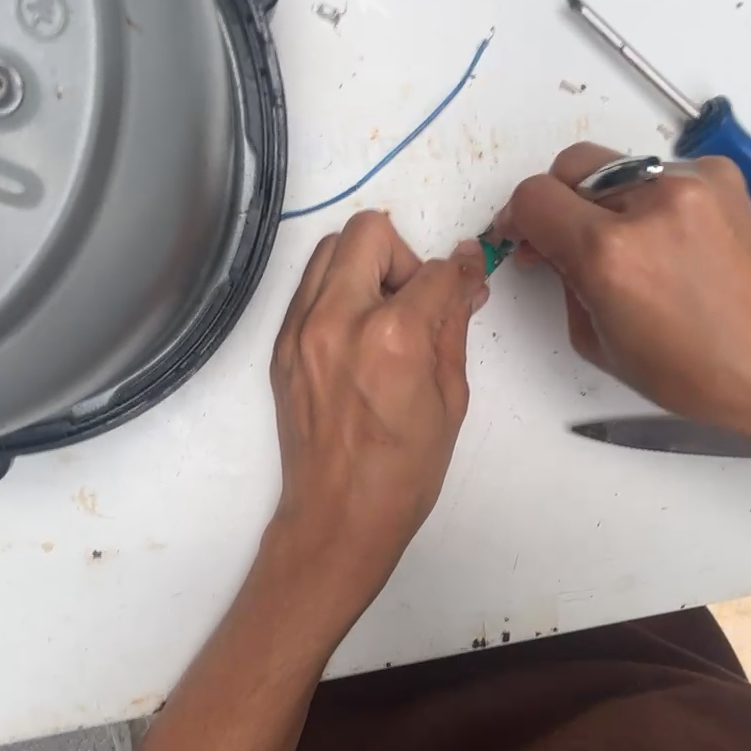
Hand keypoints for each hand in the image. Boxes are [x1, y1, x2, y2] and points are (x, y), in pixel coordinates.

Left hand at [267, 211, 487, 590]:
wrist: (338, 517)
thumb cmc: (404, 474)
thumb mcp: (450, 400)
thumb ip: (453, 329)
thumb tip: (467, 282)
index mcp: (392, 336)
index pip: (435, 271)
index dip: (462, 272)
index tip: (469, 279)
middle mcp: (339, 319)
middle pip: (370, 233)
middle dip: (404, 255)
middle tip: (417, 301)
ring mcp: (300, 331)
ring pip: (329, 250)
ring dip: (365, 266)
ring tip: (384, 316)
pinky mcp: (281, 347)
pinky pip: (308, 289)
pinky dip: (337, 293)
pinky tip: (357, 336)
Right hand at [496, 143, 750, 442]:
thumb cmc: (696, 374)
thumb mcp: (602, 344)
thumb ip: (567, 285)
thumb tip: (556, 251)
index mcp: (610, 252)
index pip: (534, 197)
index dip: (516, 218)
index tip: (522, 237)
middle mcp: (649, 201)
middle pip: (571, 165)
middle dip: (557, 201)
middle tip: (564, 242)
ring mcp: (692, 181)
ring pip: (618, 169)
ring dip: (604, 202)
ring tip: (627, 250)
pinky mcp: (724, 177)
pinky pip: (661, 176)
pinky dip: (648, 202)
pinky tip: (669, 245)